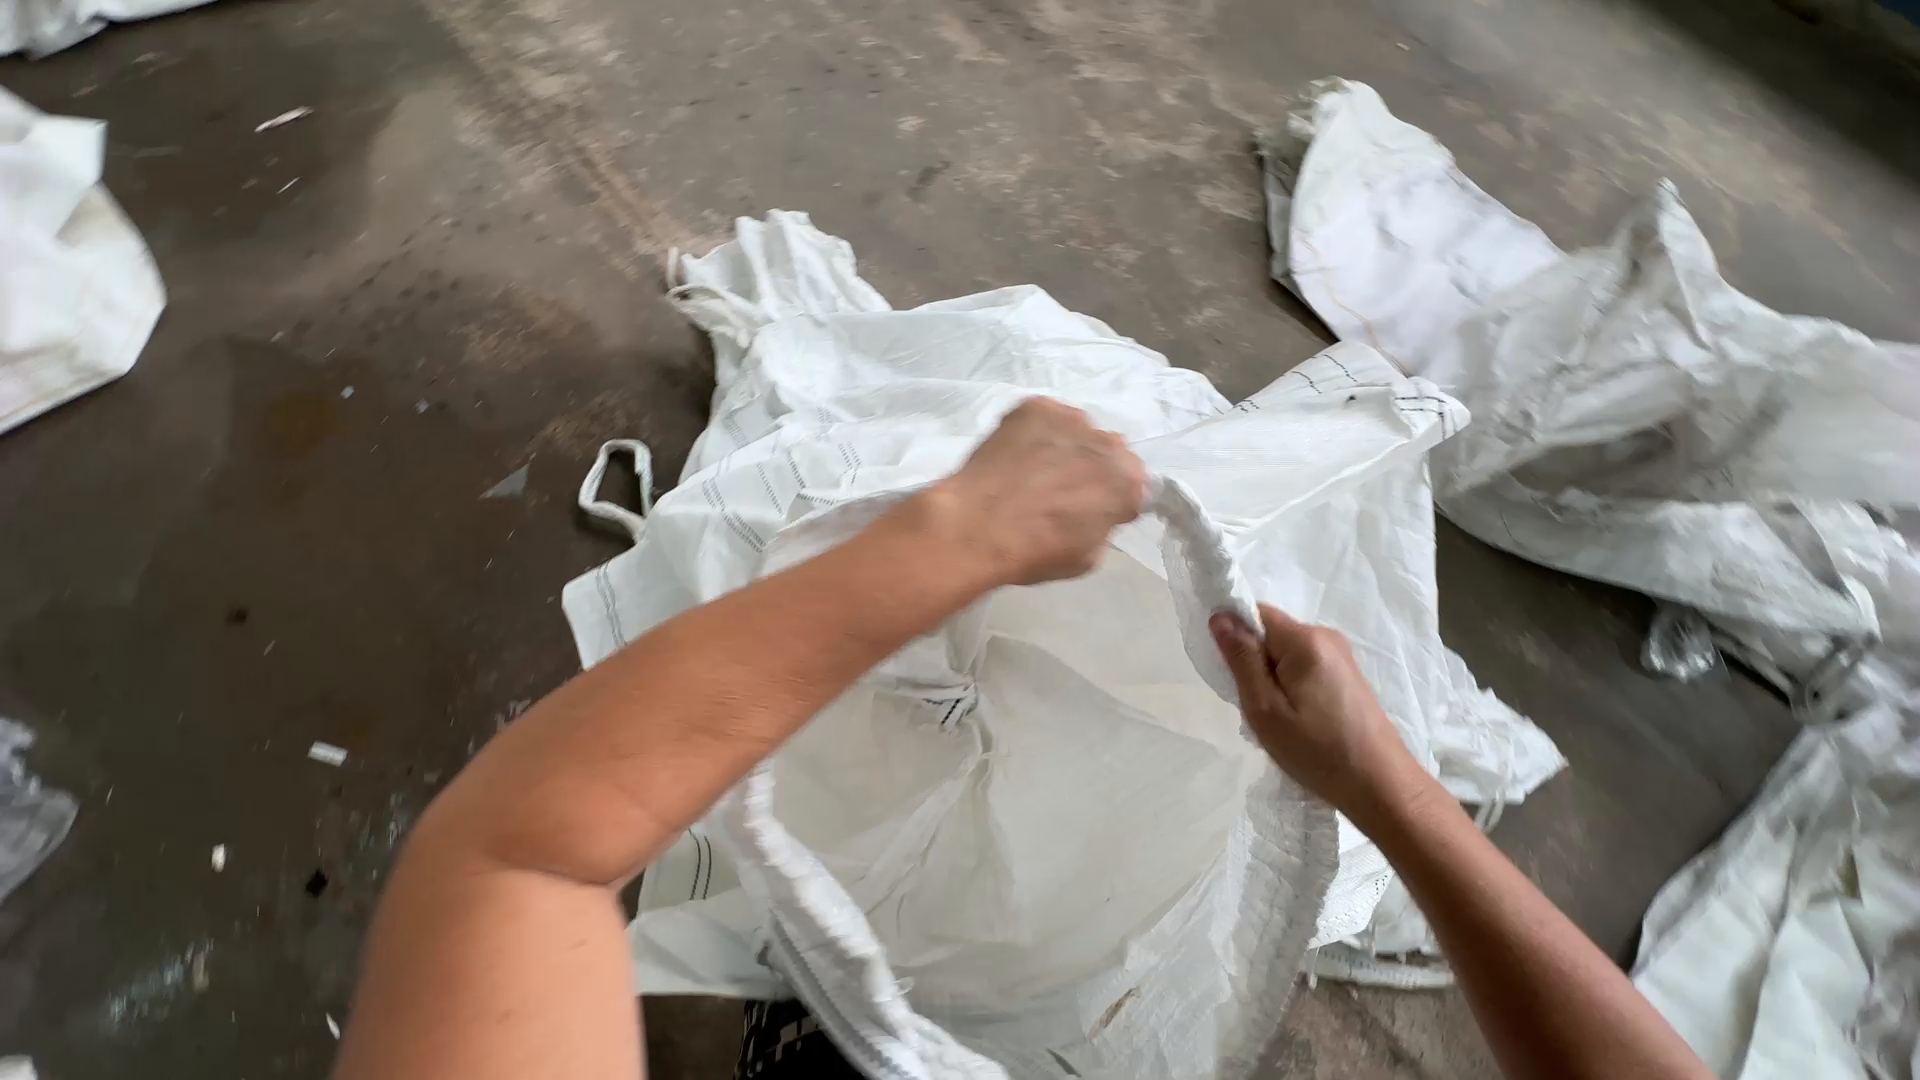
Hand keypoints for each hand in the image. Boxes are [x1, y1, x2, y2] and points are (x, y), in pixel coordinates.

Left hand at [929, 398, 1146, 586]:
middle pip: (1108, 453)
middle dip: (1090, 469)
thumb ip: (1103, 528)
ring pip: (1077, 431)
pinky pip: (1044, 416)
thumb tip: (1094, 515)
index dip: (1110, 501)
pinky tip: (1015, 454)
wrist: (975, 526)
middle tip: (1059, 489)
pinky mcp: (1035, 406)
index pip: (1133, 487)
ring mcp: (1071, 418)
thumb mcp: (1086, 559)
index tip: (1088, 511)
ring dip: (1064, 447)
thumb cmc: (1033, 551)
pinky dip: (1034, 431)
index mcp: (1128, 483)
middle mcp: (1109, 443)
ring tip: (1032, 470)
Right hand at [1210, 604, 1431, 822]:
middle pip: (1270, 633)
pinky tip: (1295, 718)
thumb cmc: (1318, 751)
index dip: (1233, 634)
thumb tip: (1220, 617)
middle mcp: (1326, 637)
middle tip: (1252, 703)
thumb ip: (1242, 659)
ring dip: (1270, 677)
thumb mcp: (1265, 708)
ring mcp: (1340, 656)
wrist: (1382, 787)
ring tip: (1275, 717)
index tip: (1227, 671)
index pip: (1254, 612)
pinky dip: (1289, 685)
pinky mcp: (1347, 675)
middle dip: (1252, 660)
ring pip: (1285, 652)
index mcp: (1305, 640)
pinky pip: (1303, 665)